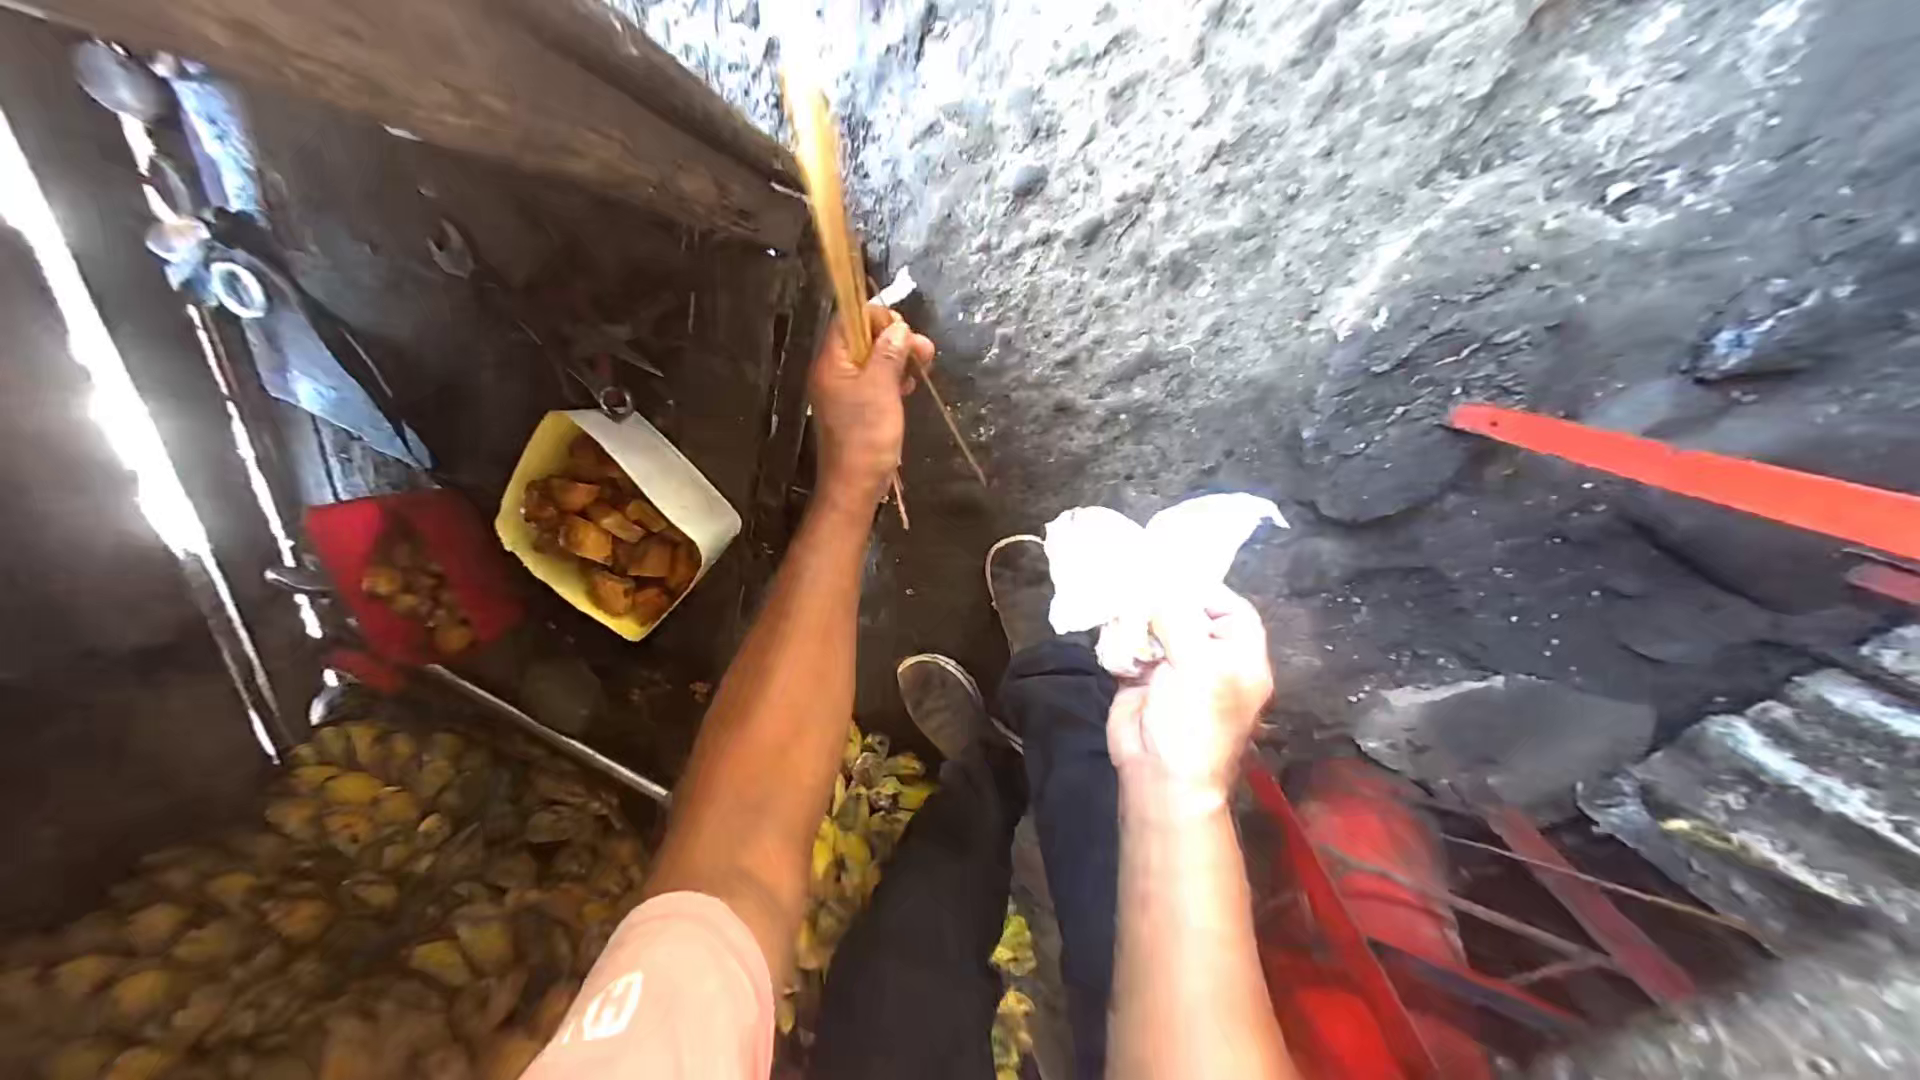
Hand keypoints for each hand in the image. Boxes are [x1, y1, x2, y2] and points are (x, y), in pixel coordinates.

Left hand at [808, 304, 933, 507]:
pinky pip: (875, 381)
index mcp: (832, 362)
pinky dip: (894, 379)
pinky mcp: (857, 407)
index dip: (877, 317)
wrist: (855, 484)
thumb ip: (889, 352)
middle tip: (924, 351)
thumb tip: (898, 326)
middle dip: (895, 338)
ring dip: (899, 359)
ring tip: (923, 368)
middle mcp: (834, 371)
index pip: (848, 319)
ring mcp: (845, 390)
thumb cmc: (867, 435)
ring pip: (873, 360)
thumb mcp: (882, 387)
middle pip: (863, 338)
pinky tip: (909, 387)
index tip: (905, 330)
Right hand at [1108, 585, 1272, 815]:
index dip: (1208, 593)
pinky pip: (1128, 647)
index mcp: (1238, 657)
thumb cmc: (1194, 721)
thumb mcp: (1200, 664)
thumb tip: (1157, 597)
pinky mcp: (1140, 678)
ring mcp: (1172, 669)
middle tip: (1137, 593)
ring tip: (1124, 629)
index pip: (1232, 611)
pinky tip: (1117, 654)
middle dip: (1161, 605)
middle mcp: (1207, 659)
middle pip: (1185, 614)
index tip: (1175, 581)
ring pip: (1151, 628)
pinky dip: (1119, 646)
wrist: (1159, 775)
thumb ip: (1180, 620)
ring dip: (1134, 626)